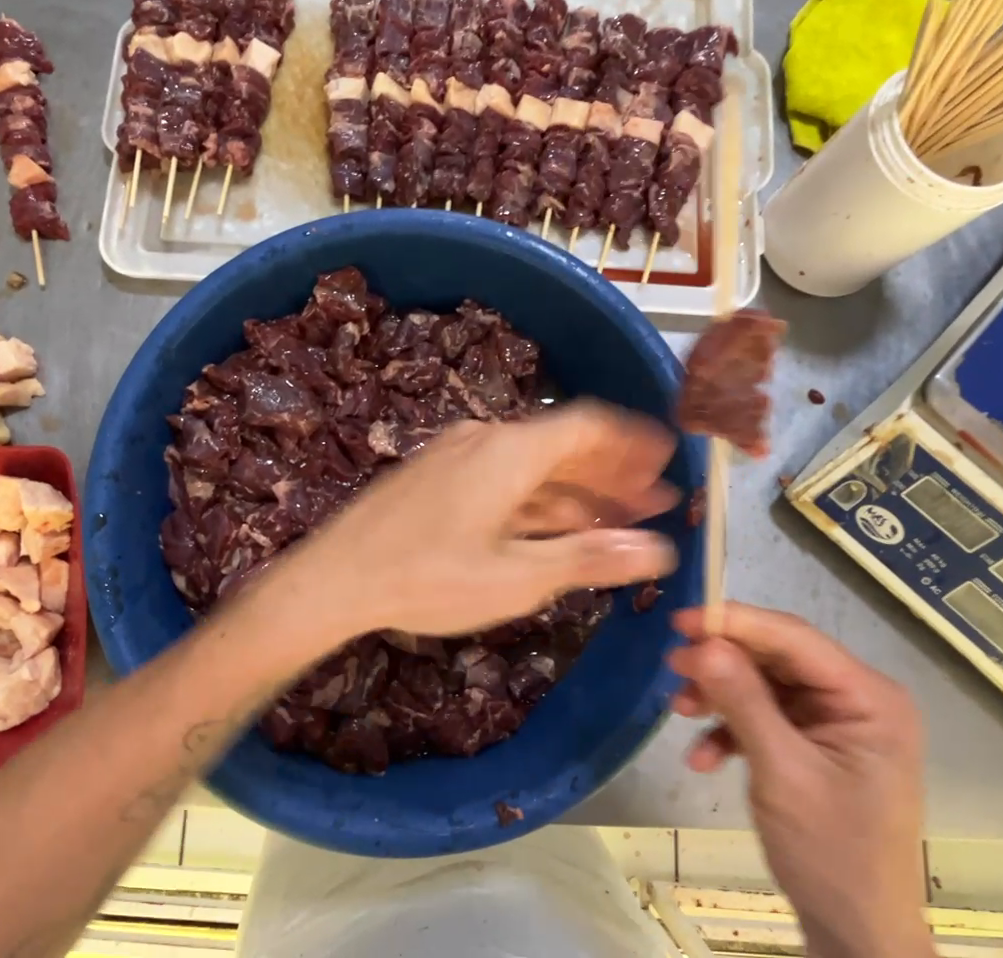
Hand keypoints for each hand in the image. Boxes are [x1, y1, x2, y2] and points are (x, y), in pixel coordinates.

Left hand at [253, 402, 679, 648]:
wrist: (334, 578)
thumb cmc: (428, 578)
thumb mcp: (517, 577)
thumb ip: (590, 558)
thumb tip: (660, 550)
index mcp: (511, 450)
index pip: (589, 424)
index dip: (633, 440)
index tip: (668, 459)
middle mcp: (486, 440)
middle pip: (564, 444)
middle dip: (612, 472)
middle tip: (655, 499)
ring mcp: (456, 457)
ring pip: (533, 466)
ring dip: (577, 490)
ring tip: (618, 519)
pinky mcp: (436, 479)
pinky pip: (503, 479)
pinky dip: (537, 500)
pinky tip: (556, 529)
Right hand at [668, 605, 932, 957]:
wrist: (856, 934)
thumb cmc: (830, 853)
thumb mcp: (781, 772)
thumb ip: (743, 701)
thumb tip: (701, 643)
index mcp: (869, 697)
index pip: (793, 638)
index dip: (734, 623)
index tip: (678, 621)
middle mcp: (856, 700)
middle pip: (776, 658)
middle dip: (722, 664)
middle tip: (670, 668)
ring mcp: (835, 724)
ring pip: (763, 686)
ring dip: (720, 697)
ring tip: (679, 712)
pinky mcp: (814, 746)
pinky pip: (764, 718)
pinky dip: (729, 732)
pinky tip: (702, 759)